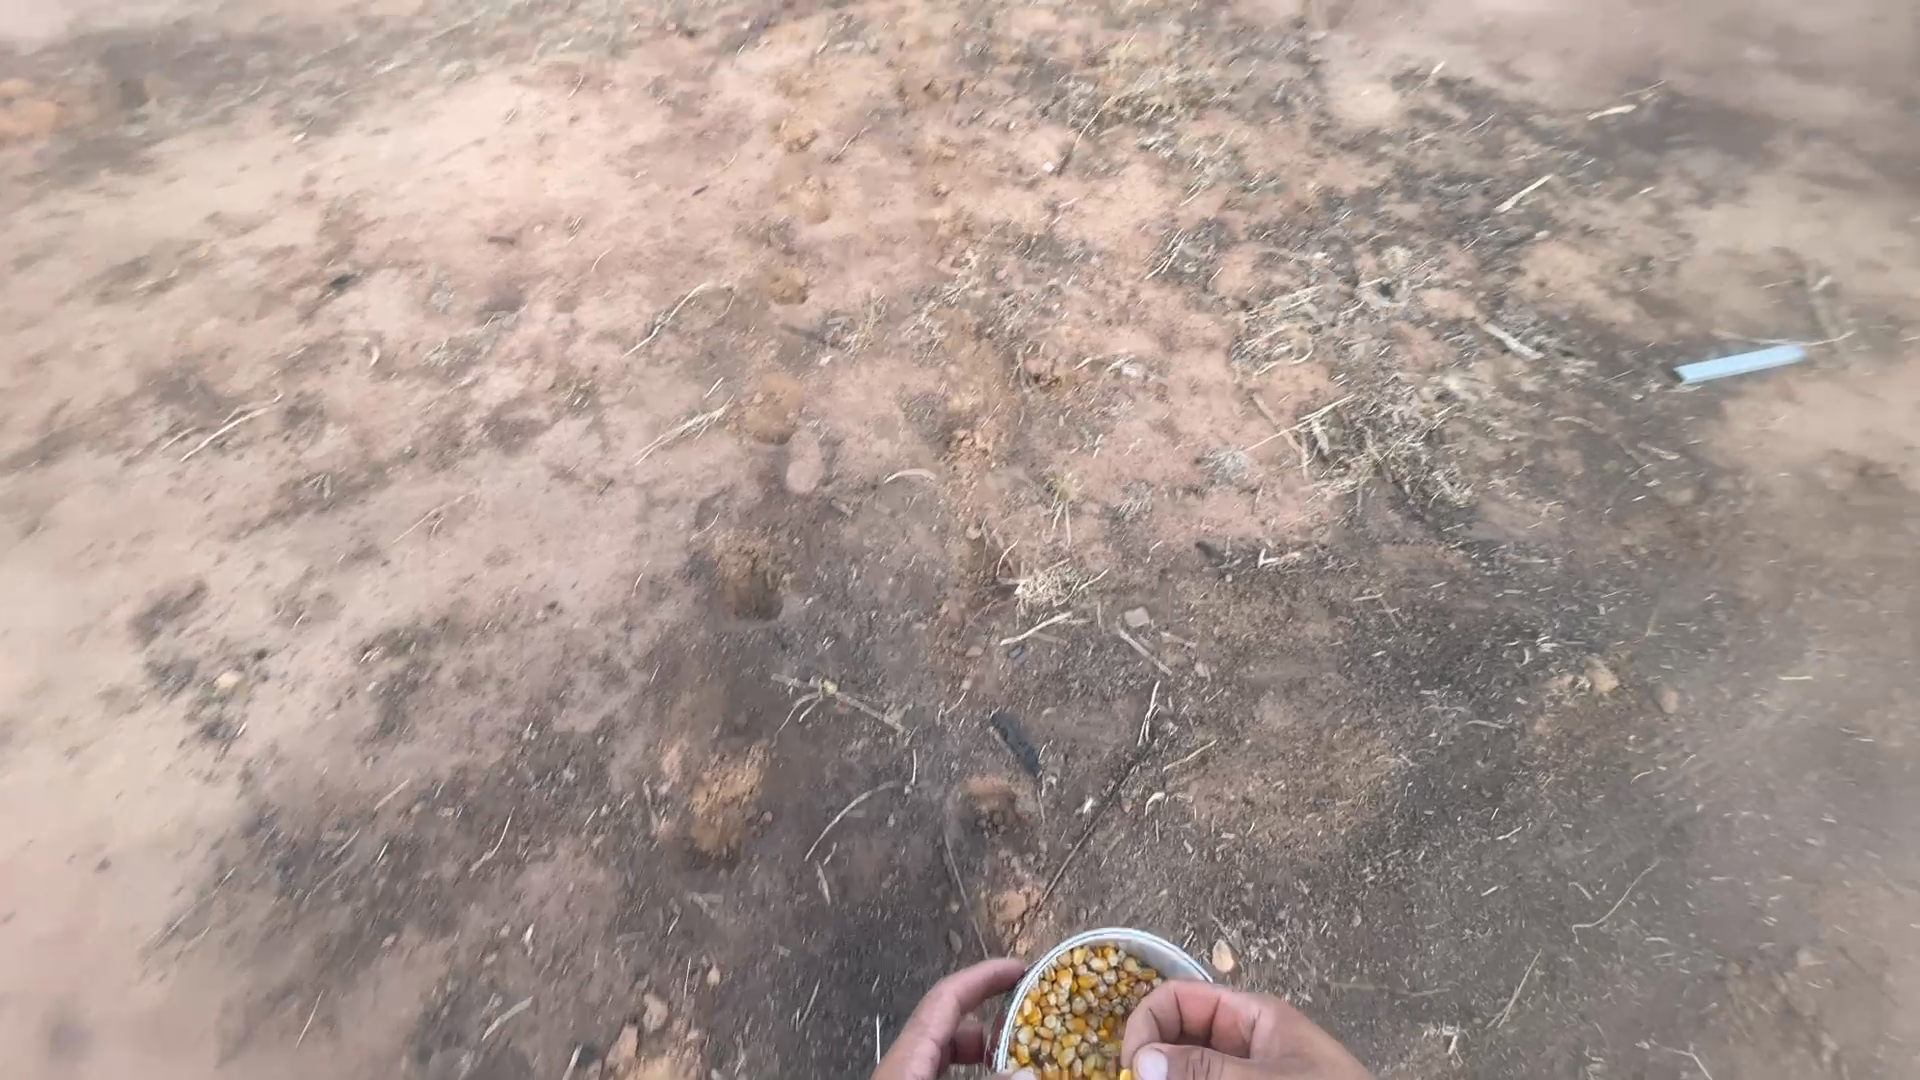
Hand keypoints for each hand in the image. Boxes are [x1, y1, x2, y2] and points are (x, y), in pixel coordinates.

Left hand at [871, 958, 1026, 1079]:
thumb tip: (1028, 1072)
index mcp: (905, 1056)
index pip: (946, 997)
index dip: (983, 976)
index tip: (1019, 969)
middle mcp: (902, 1064)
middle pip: (948, 1023)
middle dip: (990, 1014)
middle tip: (1029, 1015)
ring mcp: (904, 1079)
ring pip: (946, 1054)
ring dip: (983, 1049)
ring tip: (1020, 1054)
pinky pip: (942, 1074)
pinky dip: (970, 1072)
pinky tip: (995, 1079)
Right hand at [1121, 981, 1372, 1079]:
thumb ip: (1204, 1070)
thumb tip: (1140, 1060)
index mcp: (1255, 1018)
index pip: (1182, 999)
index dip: (1148, 1023)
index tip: (1130, 1066)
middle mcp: (1249, 1045)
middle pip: (1182, 1037)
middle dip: (1153, 1058)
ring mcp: (1252, 1075)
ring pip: (1193, 1069)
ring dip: (1169, 1074)